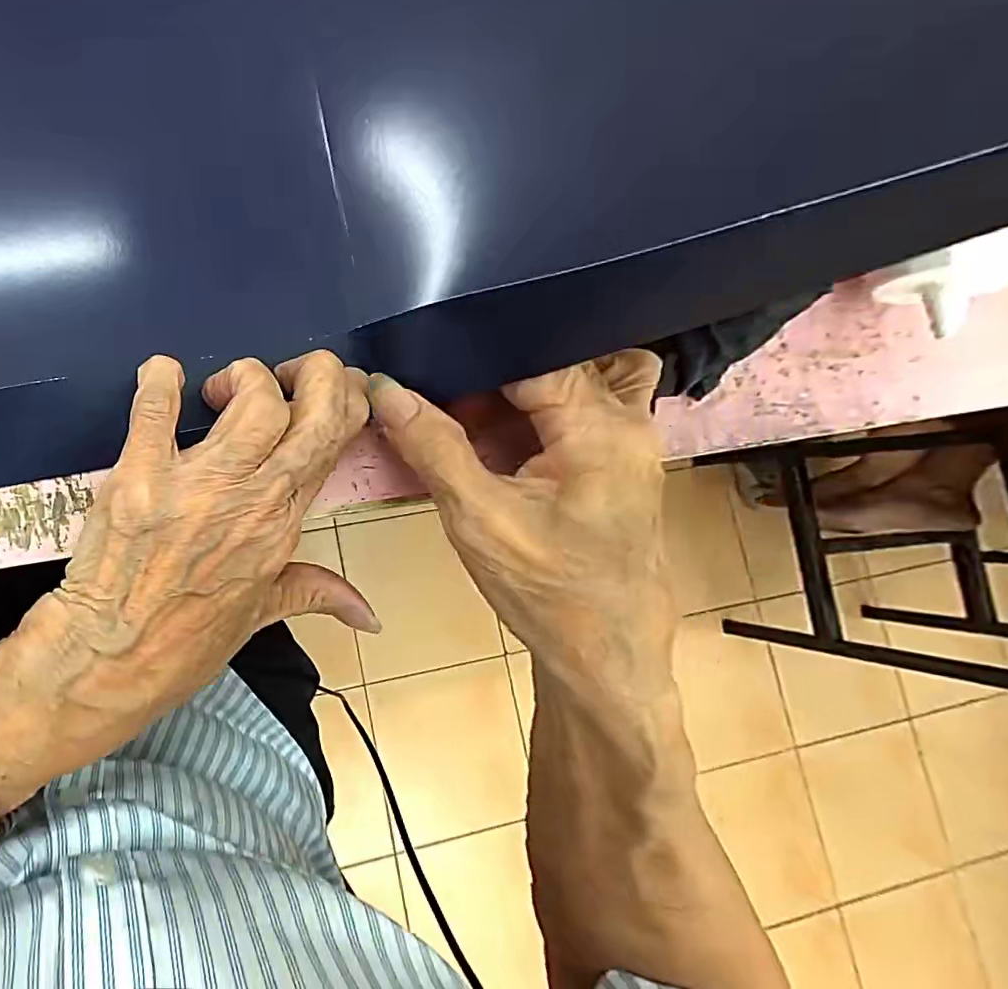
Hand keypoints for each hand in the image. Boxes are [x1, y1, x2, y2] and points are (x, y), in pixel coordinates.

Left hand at [0, 351, 379, 797]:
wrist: (110, 658)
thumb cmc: (182, 642)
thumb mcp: (257, 616)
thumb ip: (312, 592)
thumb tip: (367, 612)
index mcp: (282, 524)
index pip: (335, 438)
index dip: (341, 398)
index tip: (321, 390)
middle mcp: (253, 497)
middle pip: (310, 407)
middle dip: (311, 372)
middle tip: (280, 378)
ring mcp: (197, 484)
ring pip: (251, 398)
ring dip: (242, 378)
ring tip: (216, 393)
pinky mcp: (140, 476)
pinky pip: (156, 407)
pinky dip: (159, 379)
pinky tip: (159, 374)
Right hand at [365, 351, 675, 698]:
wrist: (601, 651)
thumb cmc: (546, 588)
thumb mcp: (476, 516)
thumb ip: (432, 446)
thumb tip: (384, 388)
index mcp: (603, 430)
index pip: (537, 356)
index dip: (475, 356)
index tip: (423, 366)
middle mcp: (624, 422)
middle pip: (551, 362)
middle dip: (486, 374)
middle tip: (433, 394)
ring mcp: (618, 441)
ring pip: (556, 386)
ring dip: (500, 396)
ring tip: (452, 419)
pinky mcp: (602, 460)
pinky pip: (557, 415)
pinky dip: (513, 418)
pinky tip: (474, 442)